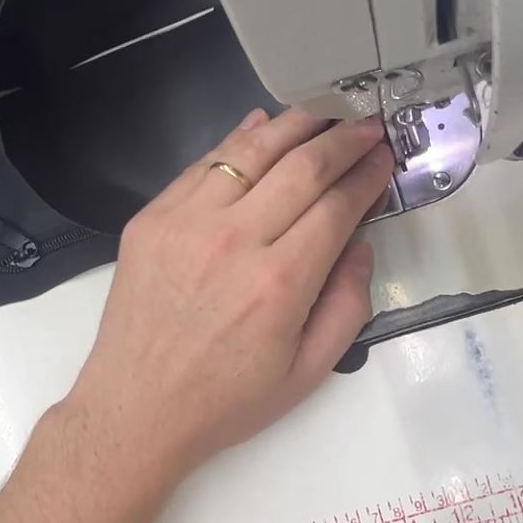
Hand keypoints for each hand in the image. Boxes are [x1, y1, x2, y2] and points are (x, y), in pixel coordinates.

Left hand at [63, 107, 393, 486]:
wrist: (138, 409)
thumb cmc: (226, 400)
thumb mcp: (307, 374)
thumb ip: (347, 308)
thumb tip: (359, 248)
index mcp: (279, 283)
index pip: (336, 206)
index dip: (367, 175)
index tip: (384, 158)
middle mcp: (234, 241)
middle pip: (302, 166)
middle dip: (343, 139)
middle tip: (366, 126)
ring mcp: (186, 223)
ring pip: (251, 149)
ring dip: (295, 124)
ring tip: (324, 113)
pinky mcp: (152, 219)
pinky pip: (203, 163)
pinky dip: (238, 137)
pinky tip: (262, 124)